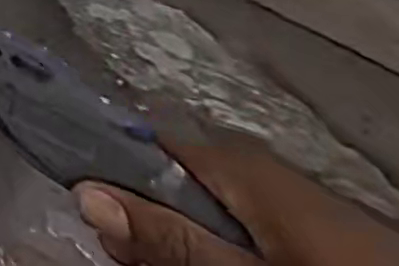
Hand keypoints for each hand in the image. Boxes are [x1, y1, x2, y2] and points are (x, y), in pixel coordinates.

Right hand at [74, 128, 398, 265]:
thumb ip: (169, 236)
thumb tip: (83, 193)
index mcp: (232, 163)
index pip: (140, 144)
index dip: (111, 178)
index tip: (101, 219)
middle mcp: (254, 170)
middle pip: (170, 183)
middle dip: (149, 220)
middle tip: (137, 259)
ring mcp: (289, 204)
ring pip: (206, 212)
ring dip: (183, 240)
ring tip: (174, 265)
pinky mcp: (316, 234)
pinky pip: (246, 229)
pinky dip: (222, 249)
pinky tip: (218, 265)